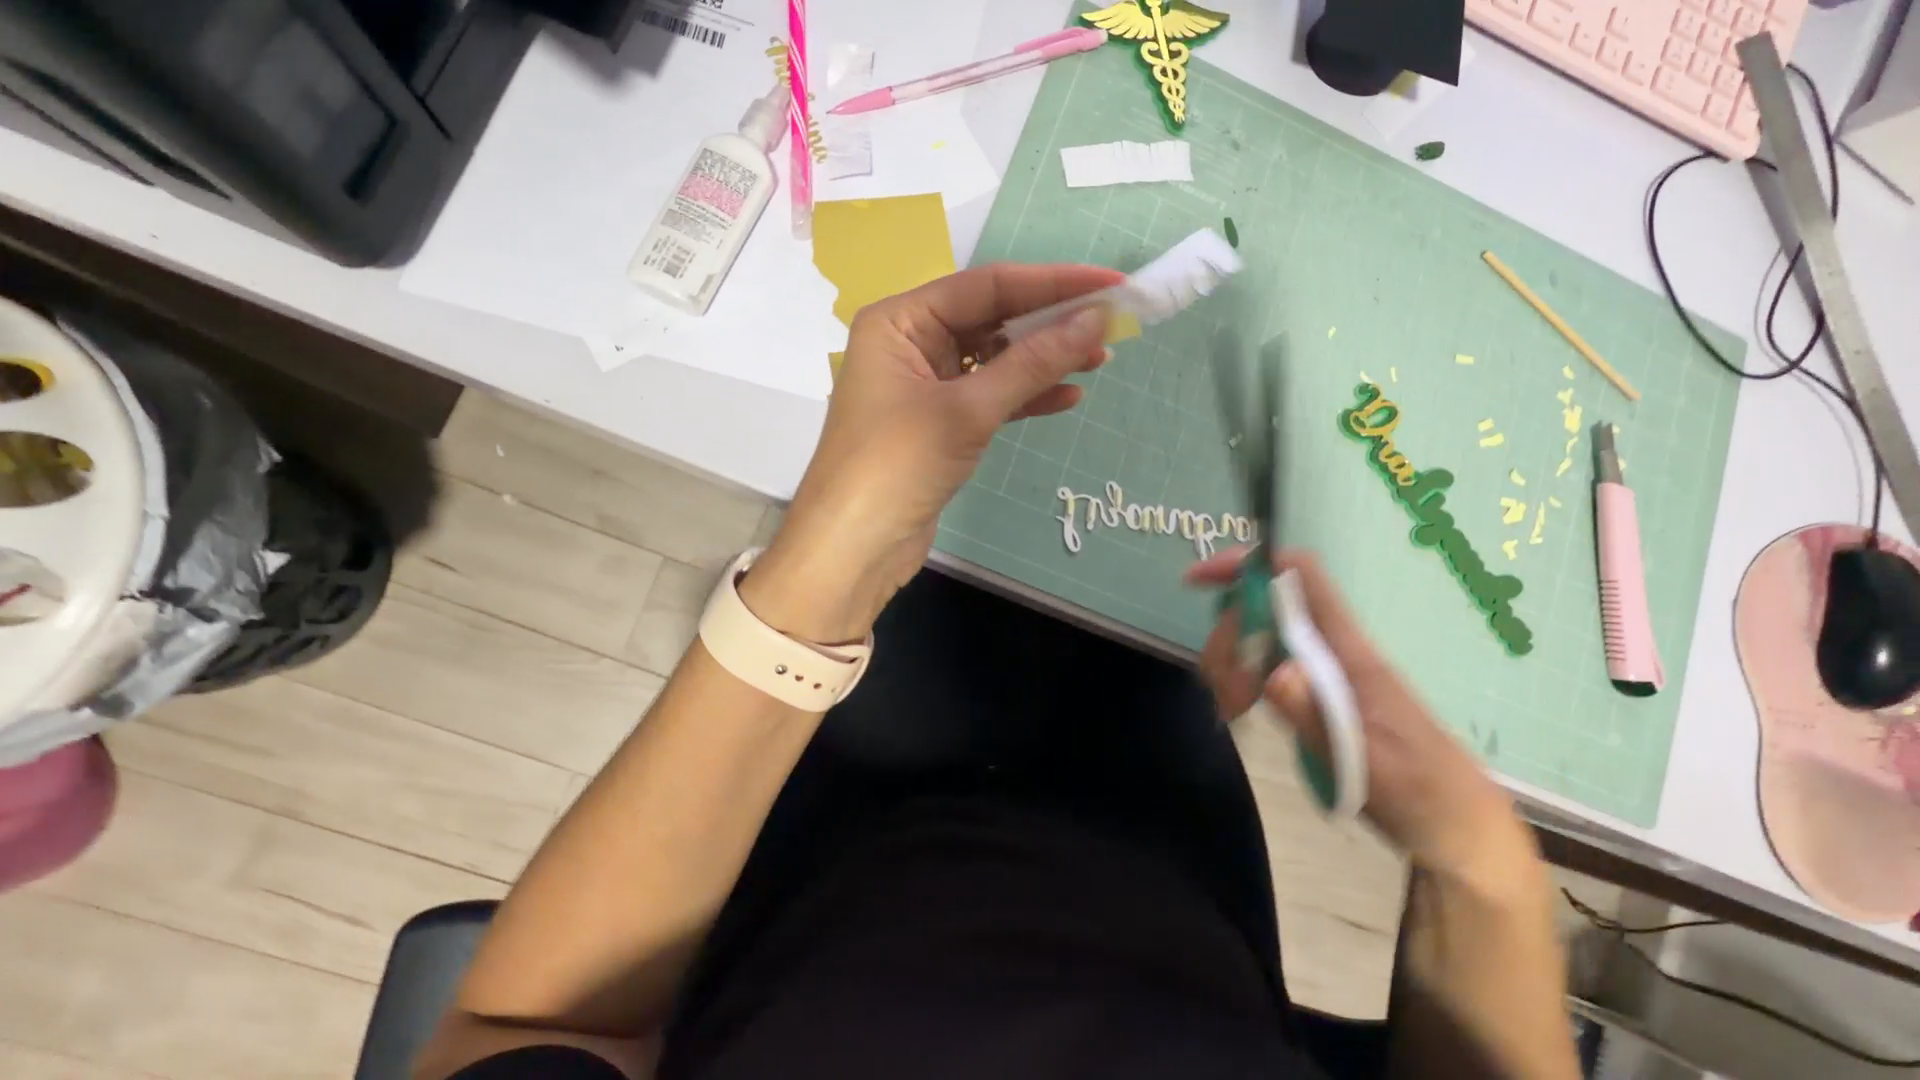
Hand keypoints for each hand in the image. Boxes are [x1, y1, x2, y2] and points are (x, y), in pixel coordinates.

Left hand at [741, 263, 1123, 644]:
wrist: (853, 549)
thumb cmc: (898, 465)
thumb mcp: (968, 410)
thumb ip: (1032, 363)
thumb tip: (1094, 319)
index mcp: (899, 321)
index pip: (986, 287)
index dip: (1051, 283)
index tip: (1110, 282)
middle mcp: (908, 344)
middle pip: (991, 318)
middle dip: (1050, 322)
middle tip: (1111, 324)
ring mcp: (922, 385)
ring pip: (993, 359)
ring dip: (1043, 360)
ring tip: (1099, 359)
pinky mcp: (937, 423)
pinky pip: (988, 395)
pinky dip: (1025, 396)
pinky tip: (1068, 396)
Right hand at [1189, 548, 1537, 888]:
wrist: (1454, 824)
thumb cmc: (1416, 790)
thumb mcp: (1362, 761)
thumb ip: (1314, 716)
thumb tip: (1273, 671)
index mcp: (1349, 652)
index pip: (1301, 578)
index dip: (1249, 565)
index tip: (1199, 581)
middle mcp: (1333, 650)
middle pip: (1264, 609)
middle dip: (1229, 637)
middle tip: (1227, 696)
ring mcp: (1323, 671)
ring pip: (1260, 639)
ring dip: (1231, 664)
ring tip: (1233, 711)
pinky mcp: (1317, 694)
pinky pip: (1266, 668)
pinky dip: (1240, 682)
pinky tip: (1239, 714)